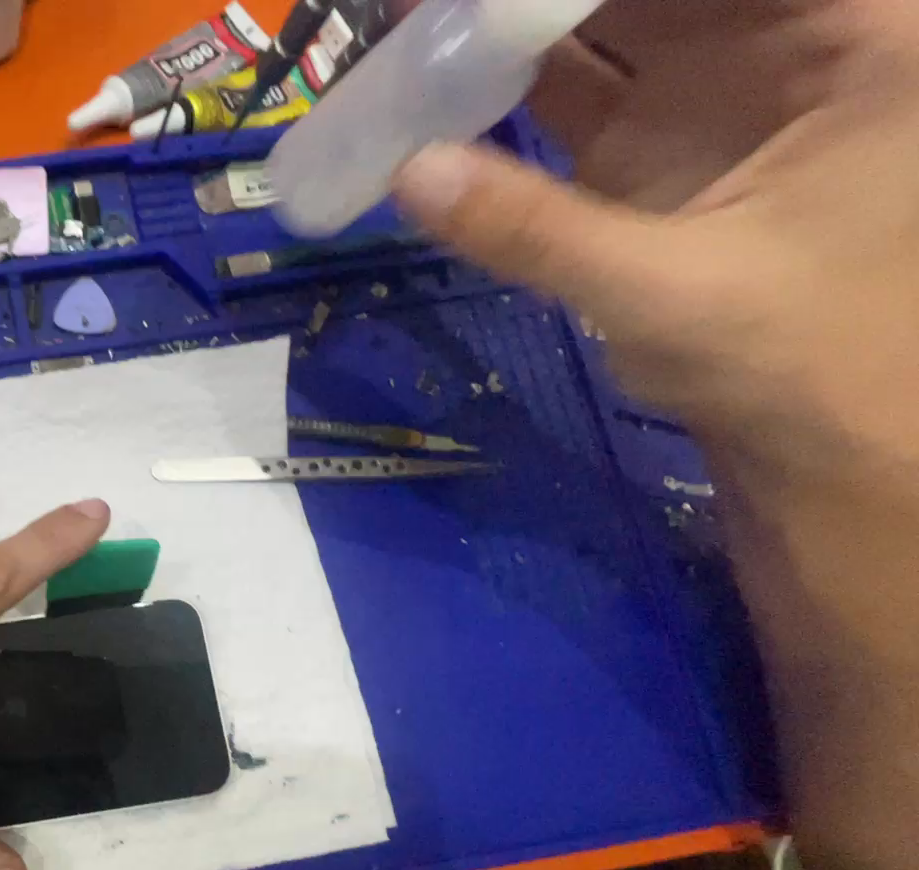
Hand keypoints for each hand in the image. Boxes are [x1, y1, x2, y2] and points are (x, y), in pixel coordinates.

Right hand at [390, 0, 918, 466]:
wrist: (815, 432)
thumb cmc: (802, 356)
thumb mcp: (668, 289)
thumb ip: (535, 231)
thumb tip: (406, 173)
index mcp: (858, 36)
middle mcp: (777, 45)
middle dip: (531, 0)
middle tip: (435, 9)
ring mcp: (700, 97)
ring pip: (597, 29)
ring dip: (508, 28)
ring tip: (420, 30)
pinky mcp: (639, 150)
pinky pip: (562, 93)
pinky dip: (499, 90)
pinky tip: (435, 85)